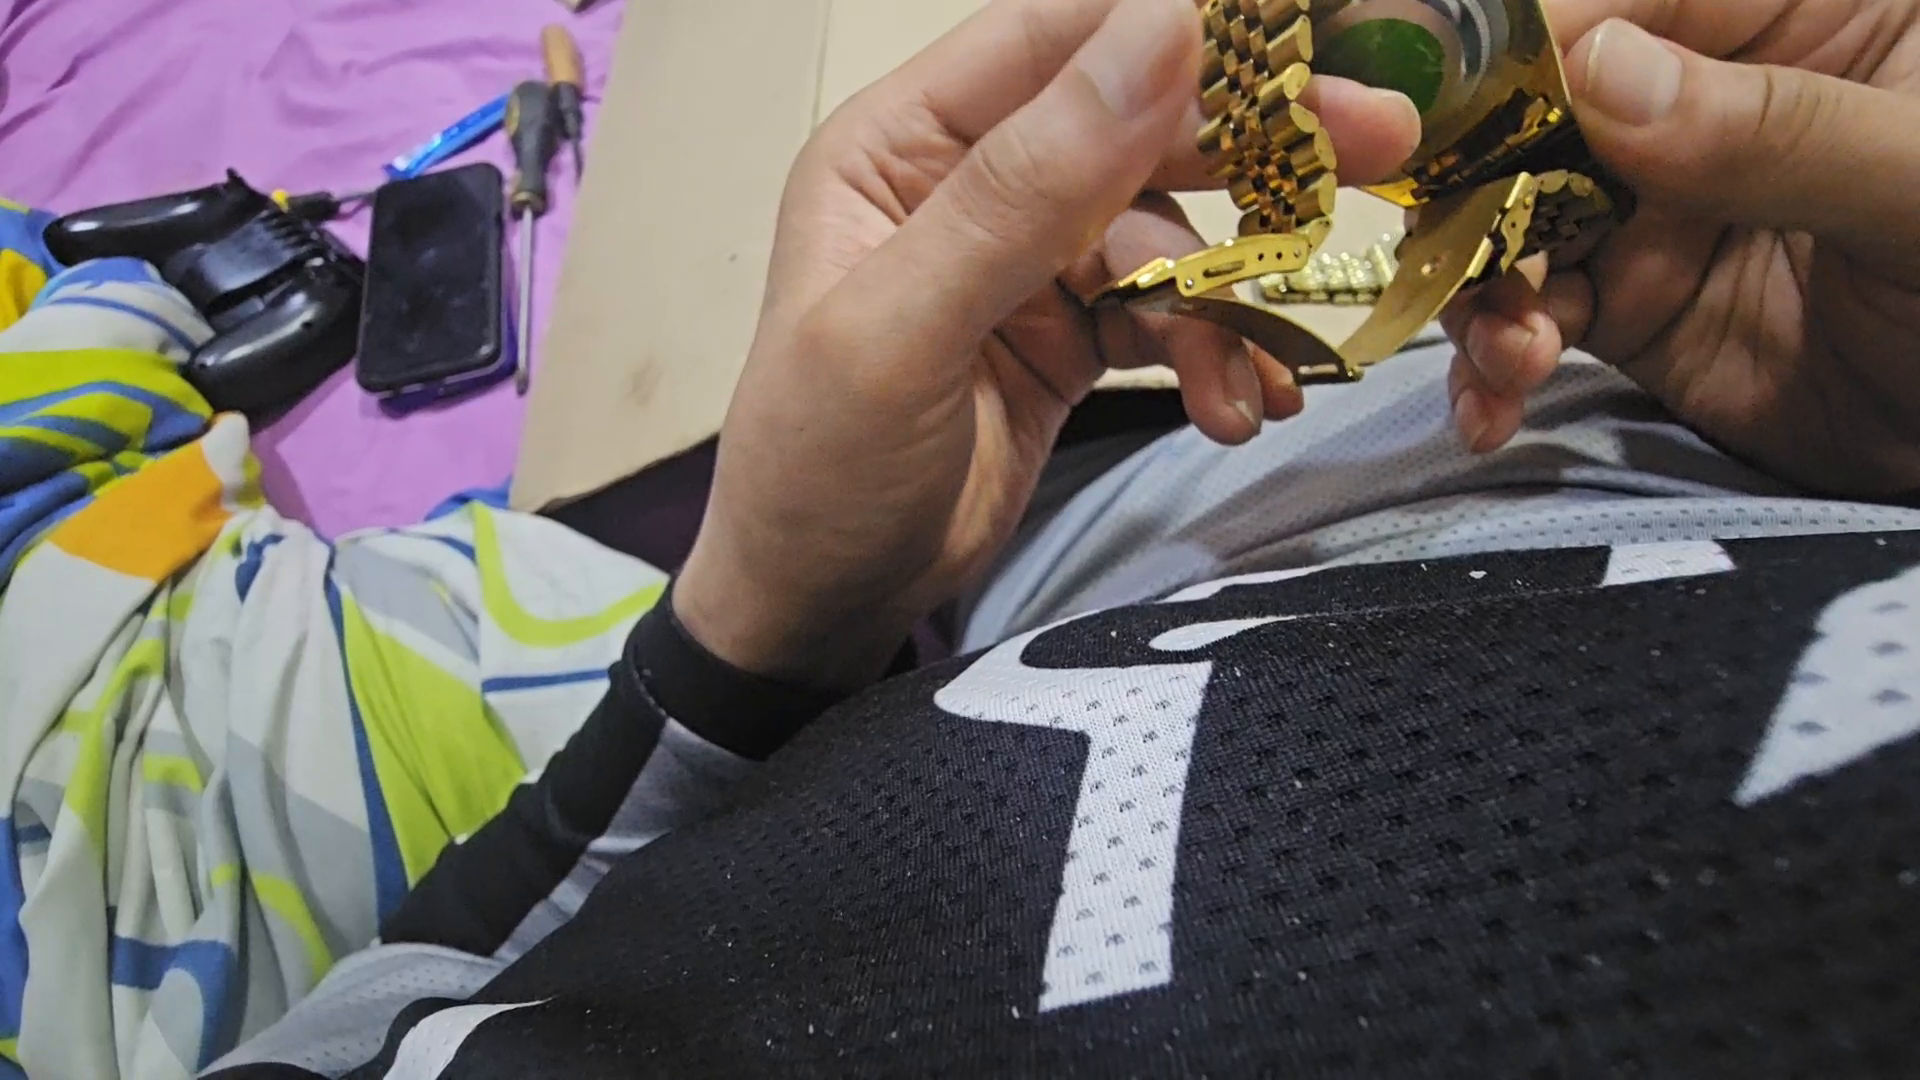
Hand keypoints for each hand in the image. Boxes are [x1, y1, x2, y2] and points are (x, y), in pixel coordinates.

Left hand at [674, 0, 1421, 686]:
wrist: (828, 591)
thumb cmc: (824, 466)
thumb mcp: (901, 333)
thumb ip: (1019, 195)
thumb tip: (1163, 33)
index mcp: (900, 149)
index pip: (1050, 39)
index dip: (1173, 24)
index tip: (1307, 36)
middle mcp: (967, 190)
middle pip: (1128, 129)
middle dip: (1247, 152)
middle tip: (1379, 152)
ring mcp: (1023, 271)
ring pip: (1161, 243)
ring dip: (1220, 310)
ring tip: (1254, 388)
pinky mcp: (1063, 345)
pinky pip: (1158, 324)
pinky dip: (1204, 359)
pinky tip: (1233, 409)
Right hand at [1441, 0, 1919, 496]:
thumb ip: (1770, 128)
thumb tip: (1597, 71)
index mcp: (1802, 31)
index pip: (1627, 13)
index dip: (1518, 64)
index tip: (1444, 129)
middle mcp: (1694, 123)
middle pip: (1528, 141)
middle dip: (1476, 219)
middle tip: (1462, 279)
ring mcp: (1641, 221)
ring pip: (1504, 244)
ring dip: (1482, 311)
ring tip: (1512, 366)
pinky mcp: (1610, 309)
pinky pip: (1517, 328)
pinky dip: (1488, 374)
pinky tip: (1492, 413)